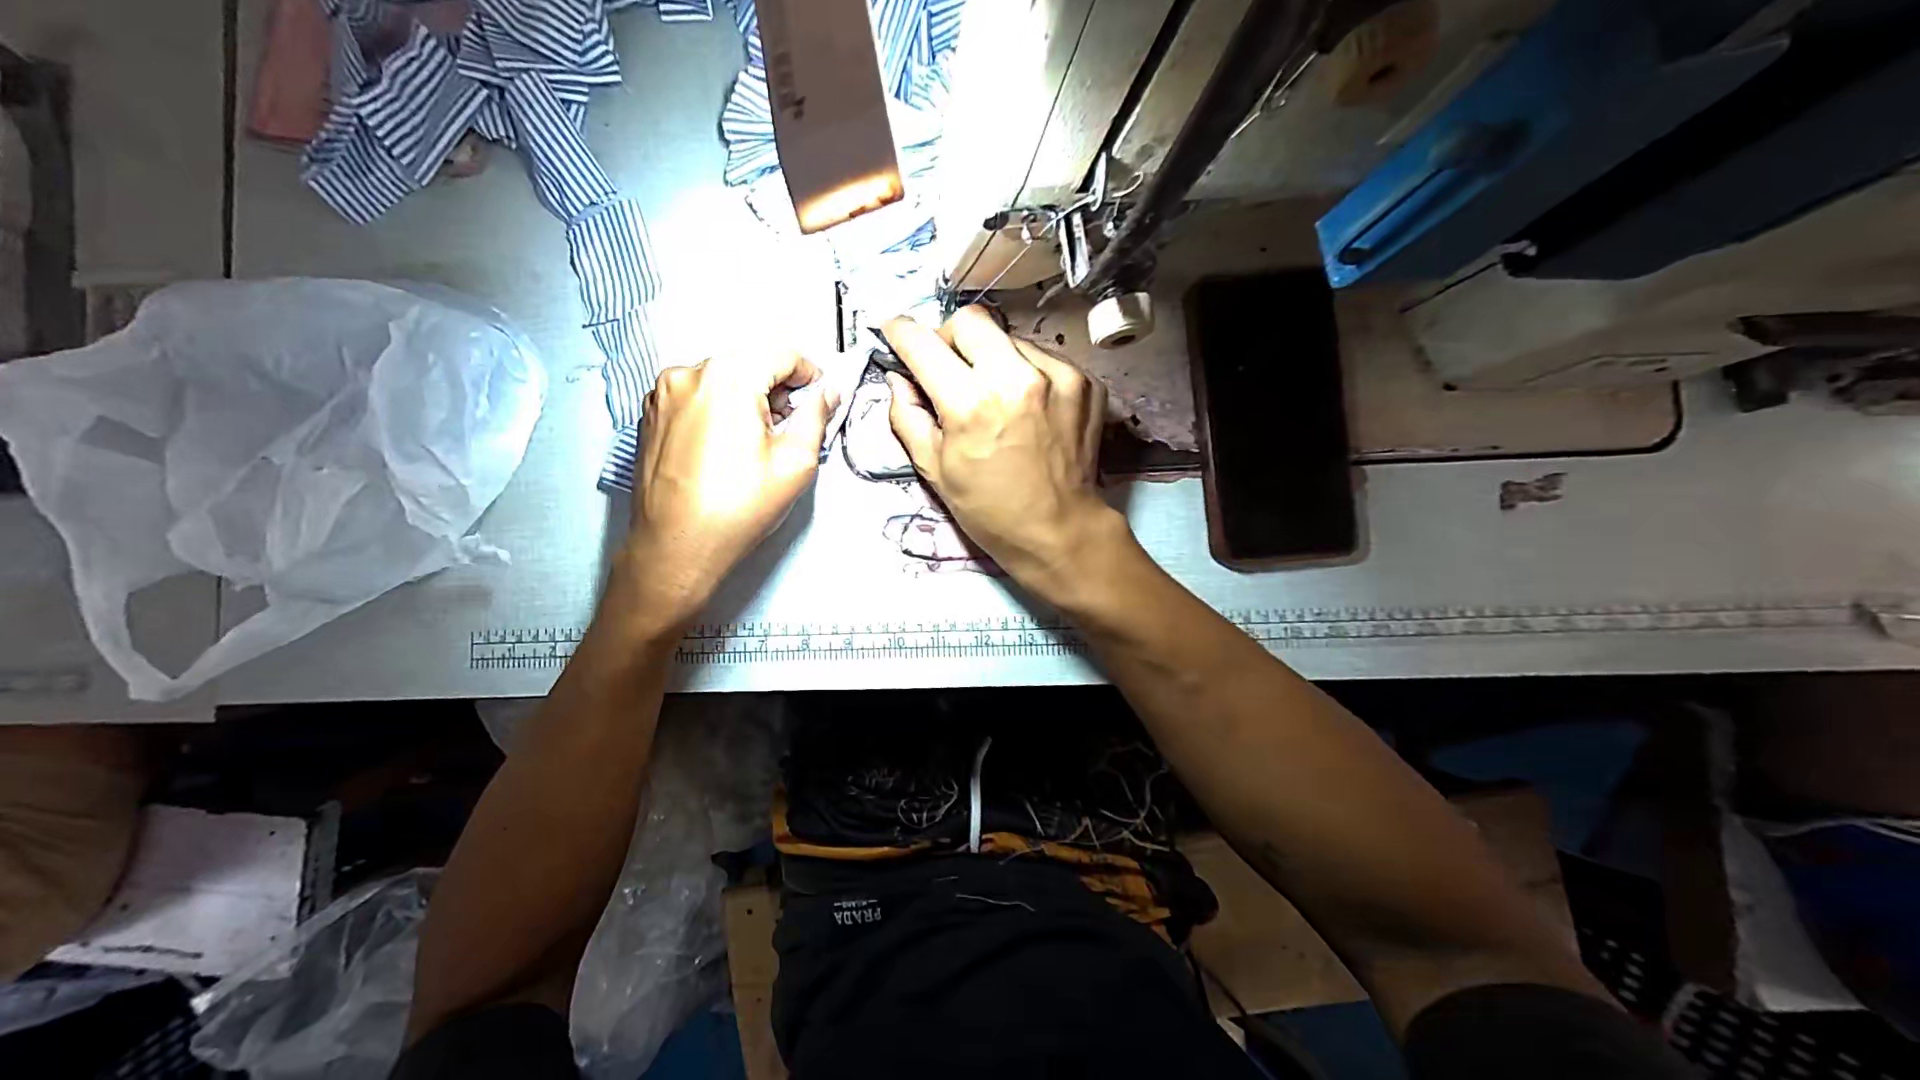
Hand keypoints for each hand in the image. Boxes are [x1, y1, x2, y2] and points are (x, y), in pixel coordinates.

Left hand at [621, 353, 838, 626]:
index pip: (780, 353)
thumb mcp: (795, 462)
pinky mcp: (652, 416)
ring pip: (721, 381)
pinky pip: (696, 399)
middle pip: (749, 364)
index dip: (808, 373)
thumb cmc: (729, 513)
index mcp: (727, 378)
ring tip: (756, 446)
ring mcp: (663, 395)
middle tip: (790, 428)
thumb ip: (817, 415)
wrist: (676, 548)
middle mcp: (688, 376)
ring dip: (746, 401)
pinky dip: (718, 413)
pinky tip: (727, 451)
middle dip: (776, 390)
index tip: (817, 392)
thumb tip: (827, 394)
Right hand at [884, 306, 1121, 592]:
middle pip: (970, 320)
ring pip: (1008, 337)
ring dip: (990, 357)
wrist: (1060, 531)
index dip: (900, 332)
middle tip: (946, 367)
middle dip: (949, 337)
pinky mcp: (1084, 381)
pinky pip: (1040, 357)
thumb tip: (897, 378)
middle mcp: (1016, 378)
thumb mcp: (935, 470)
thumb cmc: (990, 510)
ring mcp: (1057, 375)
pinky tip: (1024, 406)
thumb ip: (907, 416)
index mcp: (971, 404)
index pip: (923, 343)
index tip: (894, 331)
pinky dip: (1024, 372)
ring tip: (992, 396)